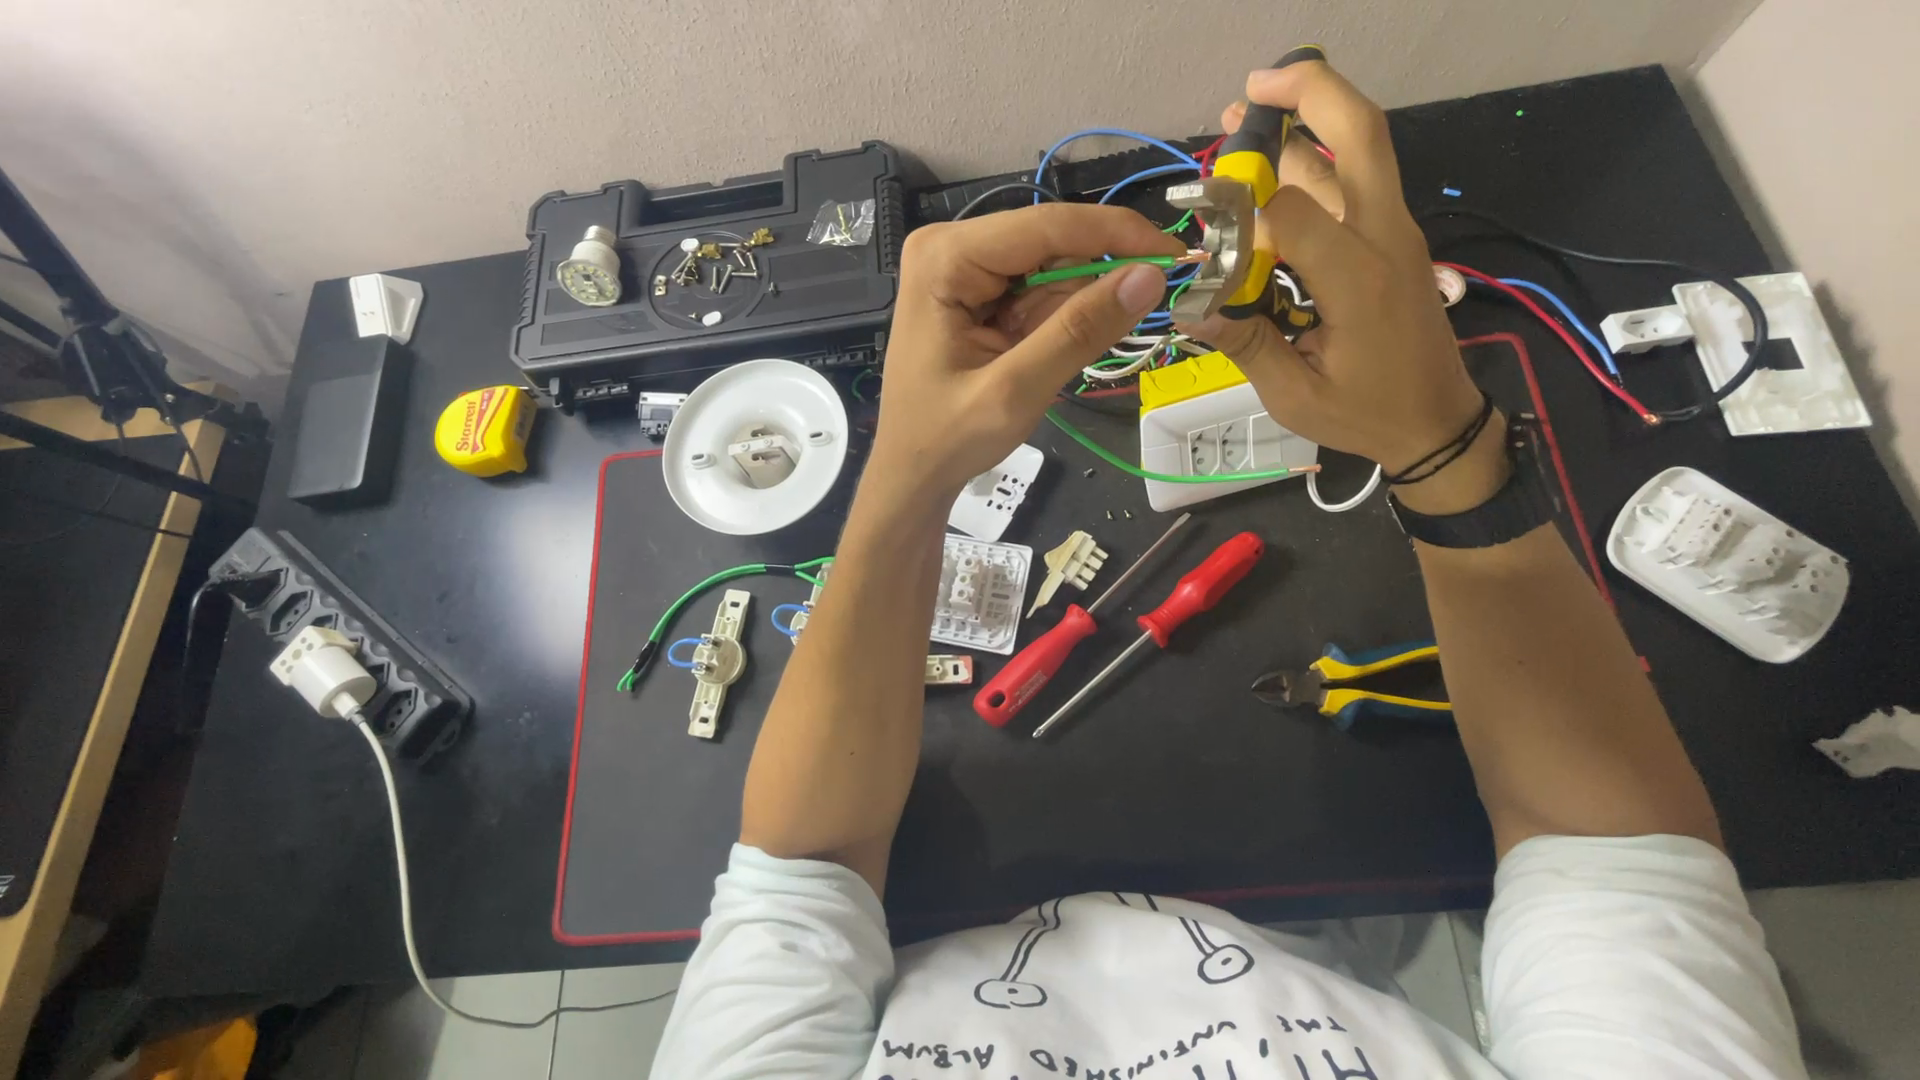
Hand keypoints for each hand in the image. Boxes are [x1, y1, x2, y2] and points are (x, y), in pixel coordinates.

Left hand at [869, 205, 1182, 501]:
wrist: (913, 473)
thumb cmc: (948, 439)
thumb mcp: (1016, 390)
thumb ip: (1079, 332)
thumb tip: (1150, 276)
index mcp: (945, 258)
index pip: (1046, 226)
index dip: (1117, 236)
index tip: (1177, 258)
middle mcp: (950, 248)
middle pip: (1050, 242)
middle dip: (1093, 281)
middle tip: (1124, 324)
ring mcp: (962, 268)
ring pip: (1050, 266)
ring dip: (1074, 308)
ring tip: (1046, 359)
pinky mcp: (976, 293)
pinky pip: (1037, 290)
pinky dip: (1058, 319)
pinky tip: (1040, 354)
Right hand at [1179, 59, 1484, 478]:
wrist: (1438, 422)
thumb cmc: (1367, 413)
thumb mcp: (1294, 394)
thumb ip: (1245, 342)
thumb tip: (1189, 305)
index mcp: (1358, 277)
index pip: (1290, 210)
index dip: (1239, 210)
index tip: (1204, 229)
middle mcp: (1383, 236)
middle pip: (1359, 131)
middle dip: (1307, 93)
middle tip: (1249, 90)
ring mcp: (1395, 232)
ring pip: (1358, 149)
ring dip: (1306, 122)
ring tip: (1245, 115)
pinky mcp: (1393, 240)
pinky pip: (1358, 180)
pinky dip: (1318, 159)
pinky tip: (1278, 168)